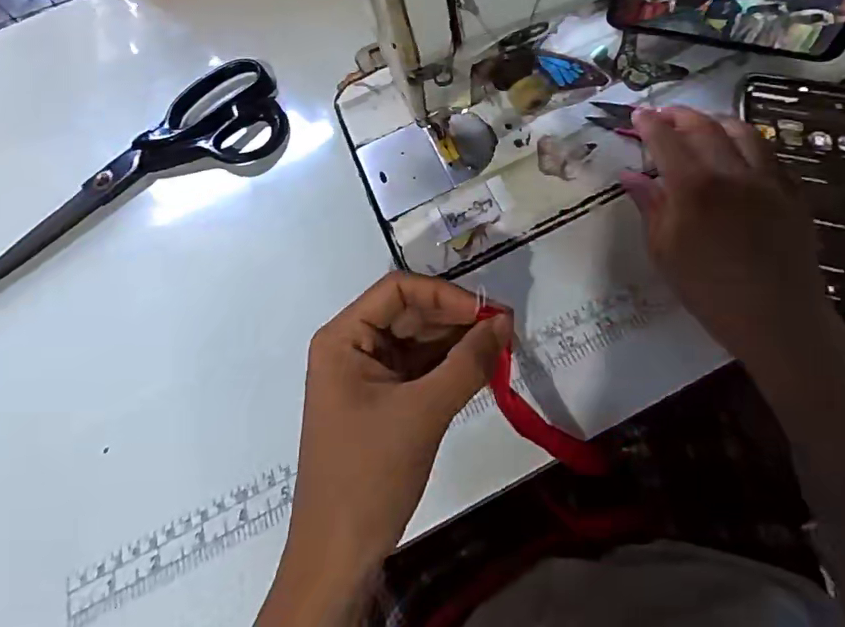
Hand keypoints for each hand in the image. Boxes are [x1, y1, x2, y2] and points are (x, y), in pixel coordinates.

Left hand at [259, 274, 510, 624]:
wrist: (338, 555)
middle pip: (408, 313)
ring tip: (501, 346)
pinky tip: (482, 367)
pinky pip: (419, 369)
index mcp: (343, 338)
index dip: (443, 294)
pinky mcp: (382, 401)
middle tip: (506, 327)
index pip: (397, 290)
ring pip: (417, 341)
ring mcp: (366, 375)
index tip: (487, 312)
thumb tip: (505, 320)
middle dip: (455, 318)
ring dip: (457, 342)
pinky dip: (449, 366)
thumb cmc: (370, 473)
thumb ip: (468, 362)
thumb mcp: (424, 412)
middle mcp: (351, 347)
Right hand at [618, 105, 844, 373]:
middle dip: (679, 115)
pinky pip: (768, 153)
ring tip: (701, 126)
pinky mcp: (793, 191)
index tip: (638, 116)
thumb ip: (649, 206)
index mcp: (694, 187)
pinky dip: (747, 143)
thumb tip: (631, 175)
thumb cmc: (710, 291)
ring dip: (715, 121)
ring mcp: (768, 179)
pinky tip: (739, 154)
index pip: (666, 140)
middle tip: (664, 116)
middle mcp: (732, 172)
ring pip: (742, 130)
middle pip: (703, 126)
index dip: (649, 123)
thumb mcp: (665, 251)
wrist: (778, 319)